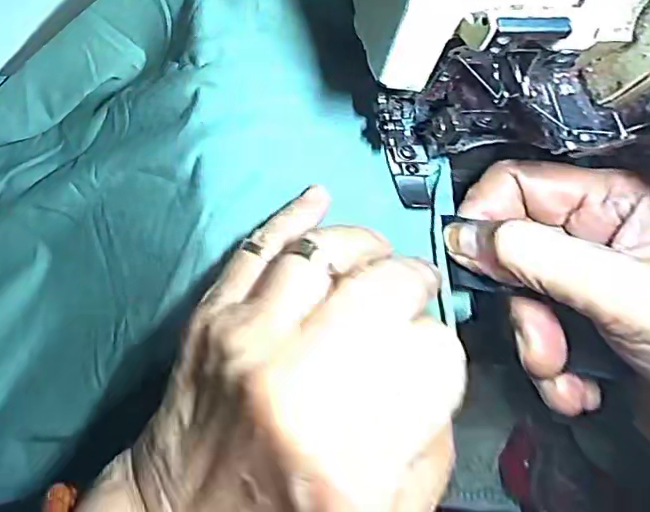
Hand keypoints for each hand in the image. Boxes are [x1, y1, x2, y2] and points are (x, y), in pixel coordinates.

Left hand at [83, 186, 465, 511]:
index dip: (441, 345)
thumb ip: (425, 441)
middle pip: (375, 290)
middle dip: (410, 278)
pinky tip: (318, 199)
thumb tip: (432, 357)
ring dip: (358, 243)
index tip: (434, 346)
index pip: (427, 354)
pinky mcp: (209, 311)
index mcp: (344, 450)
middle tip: (418, 283)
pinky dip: (290, 216)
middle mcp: (289, 377)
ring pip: (316, 254)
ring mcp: (241, 333)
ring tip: (378, 254)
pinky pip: (255, 245)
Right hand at [447, 160, 649, 511]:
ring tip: (562, 372)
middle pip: (510, 242)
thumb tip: (461, 236)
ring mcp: (599, 289)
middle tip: (537, 336)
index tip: (468, 257)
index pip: (518, 184)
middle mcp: (603, 239)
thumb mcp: (639, 299)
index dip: (486, 216)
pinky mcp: (596, 336)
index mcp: (623, 203)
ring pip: (519, 294)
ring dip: (530, 339)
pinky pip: (538, 336)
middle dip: (515, 296)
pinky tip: (578, 392)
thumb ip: (540, 257)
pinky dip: (548, 368)